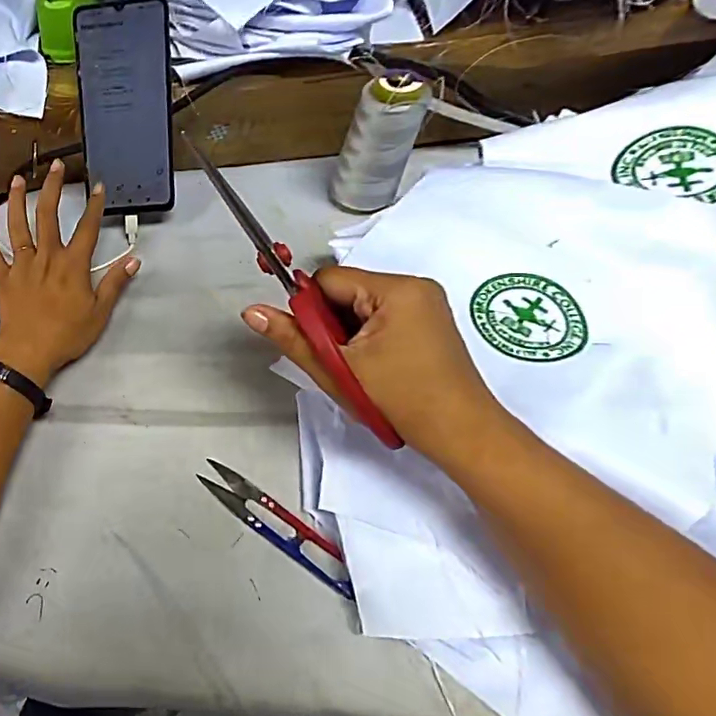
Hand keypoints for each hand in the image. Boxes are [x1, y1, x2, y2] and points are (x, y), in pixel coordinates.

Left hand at [0, 161, 139, 384]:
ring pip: (18, 226)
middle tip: (55, 167)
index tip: (97, 187)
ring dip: (17, 201)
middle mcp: (46, 258)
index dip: (94, 206)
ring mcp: (22, 265)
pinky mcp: (4, 278)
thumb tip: (133, 262)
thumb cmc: (65, 334)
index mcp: (72, 265)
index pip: (87, 228)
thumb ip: (115, 283)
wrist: (28, 351)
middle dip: (53, 188)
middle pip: (48, 215)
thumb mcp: (99, 312)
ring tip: (17, 181)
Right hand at [242, 266, 517, 461]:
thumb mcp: (337, 367)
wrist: (462, 435)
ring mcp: (425, 304)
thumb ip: (290, 335)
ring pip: (359, 306)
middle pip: (344, 291)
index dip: (311, 310)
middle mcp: (415, 287)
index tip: (317, 341)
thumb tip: (253, 312)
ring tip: (358, 368)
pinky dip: (365, 338)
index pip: (328, 280)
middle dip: (331, 324)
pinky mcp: (428, 321)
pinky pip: (379, 316)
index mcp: (397, 290)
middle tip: (339, 360)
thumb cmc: (407, 401)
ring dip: (347, 333)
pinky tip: (372, 366)